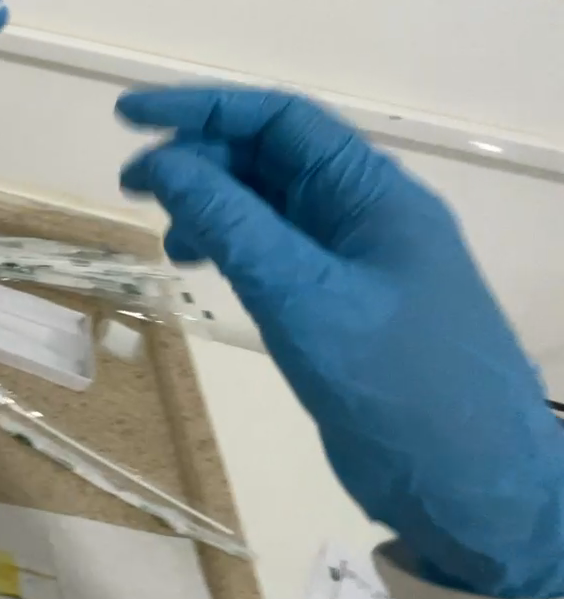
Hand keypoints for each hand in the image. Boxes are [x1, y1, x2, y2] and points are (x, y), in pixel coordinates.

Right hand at [118, 86, 563, 598]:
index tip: (126, 114)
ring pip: (255, 198)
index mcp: (374, 195)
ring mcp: (346, 254)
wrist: (472, 491)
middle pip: (262, 155)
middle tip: (132, 187)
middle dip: (192, 159)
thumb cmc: (396, 381)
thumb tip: (158, 162)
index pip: (278, 120)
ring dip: (200, 201)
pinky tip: (195, 264)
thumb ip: (226, 219)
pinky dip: (216, 240)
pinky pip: (259, 241)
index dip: (200, 107)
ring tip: (166, 236)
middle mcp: (360, 212)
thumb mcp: (299, 291)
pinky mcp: (328, 293)